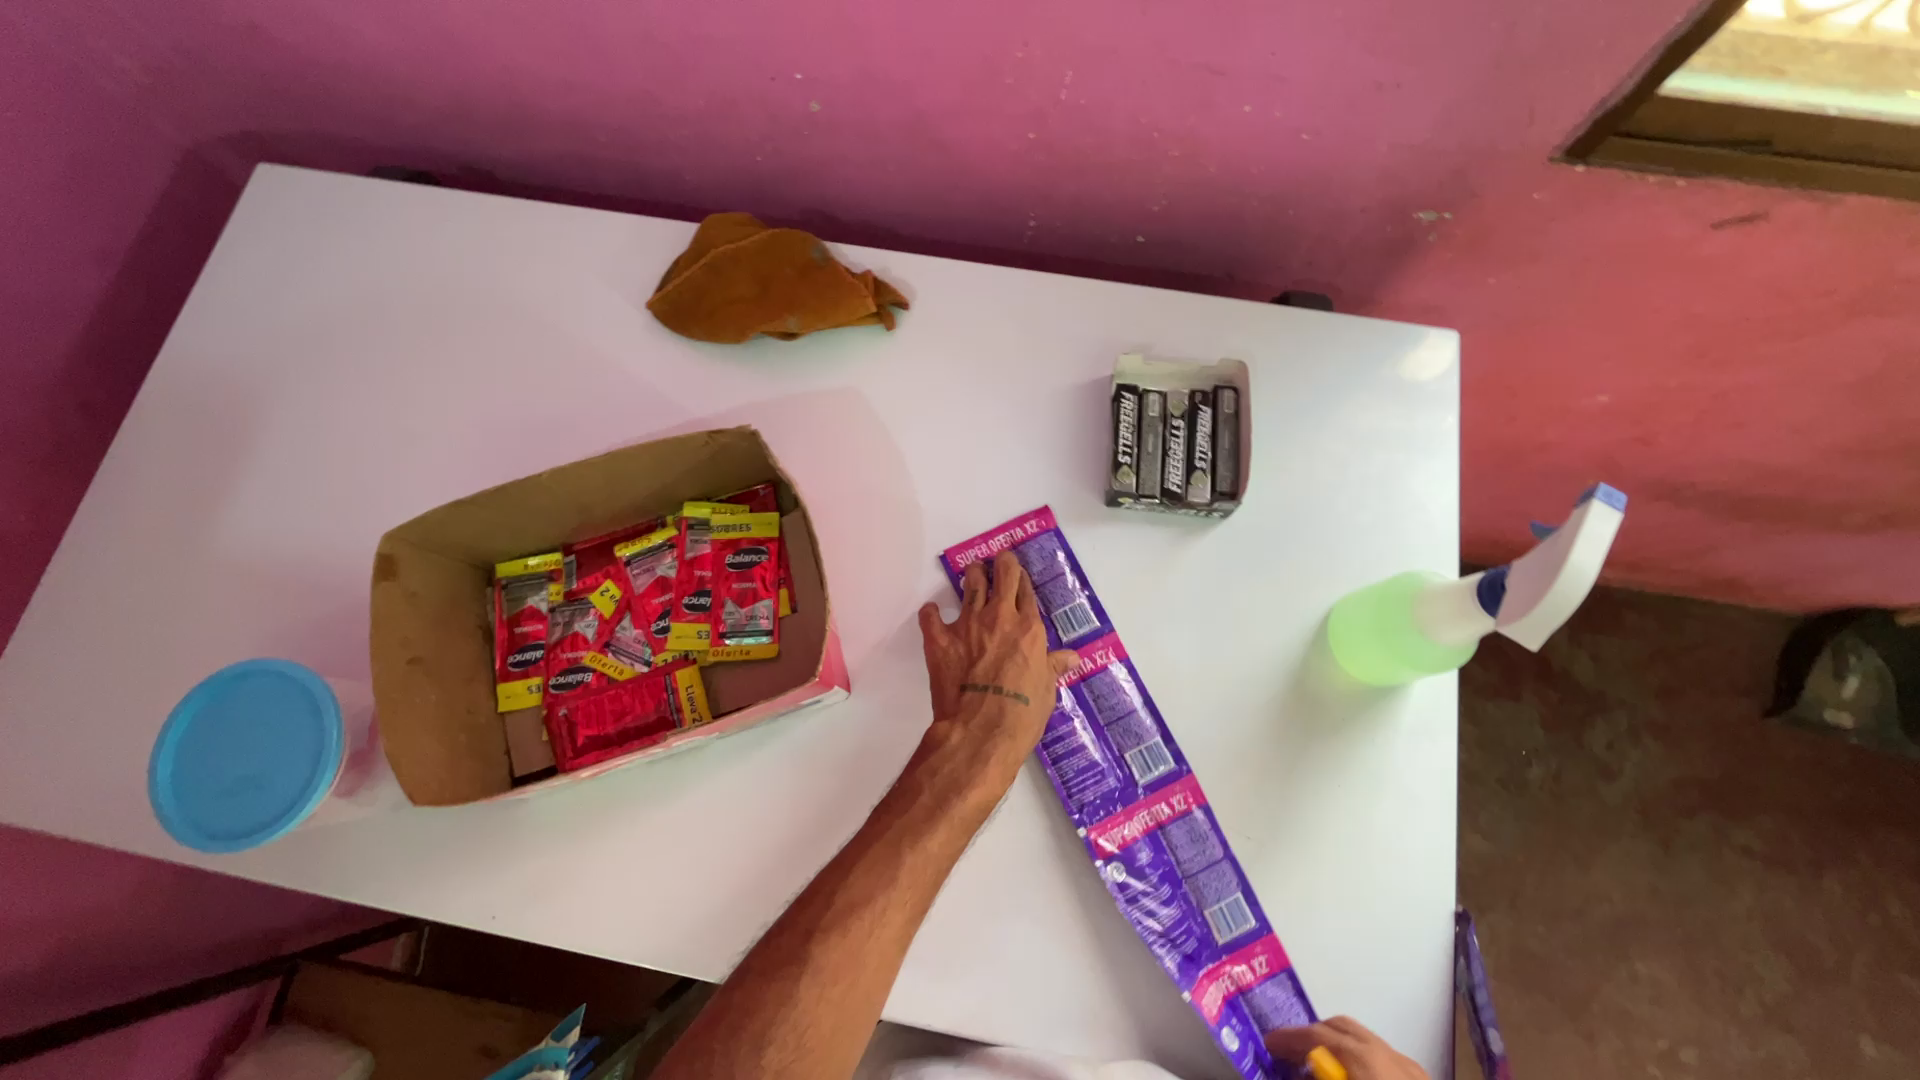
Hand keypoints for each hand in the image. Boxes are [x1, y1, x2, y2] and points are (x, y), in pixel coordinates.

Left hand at [917, 551, 1077, 777]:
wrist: (982, 729)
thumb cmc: (1022, 713)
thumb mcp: (1047, 690)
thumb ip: (1053, 667)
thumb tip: (1072, 657)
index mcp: (1029, 627)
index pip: (1026, 591)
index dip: (1023, 580)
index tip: (1020, 575)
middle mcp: (999, 616)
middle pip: (1002, 575)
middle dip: (1001, 564)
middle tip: (998, 562)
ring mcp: (967, 624)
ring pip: (970, 584)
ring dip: (972, 576)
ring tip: (972, 573)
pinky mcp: (939, 638)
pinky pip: (930, 615)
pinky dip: (931, 613)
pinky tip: (932, 614)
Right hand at [1266, 1017, 1428, 1079]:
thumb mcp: (1343, 1079)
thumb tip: (1296, 1074)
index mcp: (1363, 1060)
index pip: (1317, 1036)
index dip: (1288, 1039)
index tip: (1268, 1045)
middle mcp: (1389, 1055)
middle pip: (1343, 1028)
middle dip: (1313, 1034)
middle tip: (1292, 1055)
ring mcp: (1411, 1069)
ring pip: (1367, 1042)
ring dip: (1339, 1048)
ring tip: (1322, 1071)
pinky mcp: (1422, 1079)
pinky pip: (1387, 1061)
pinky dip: (1364, 1064)